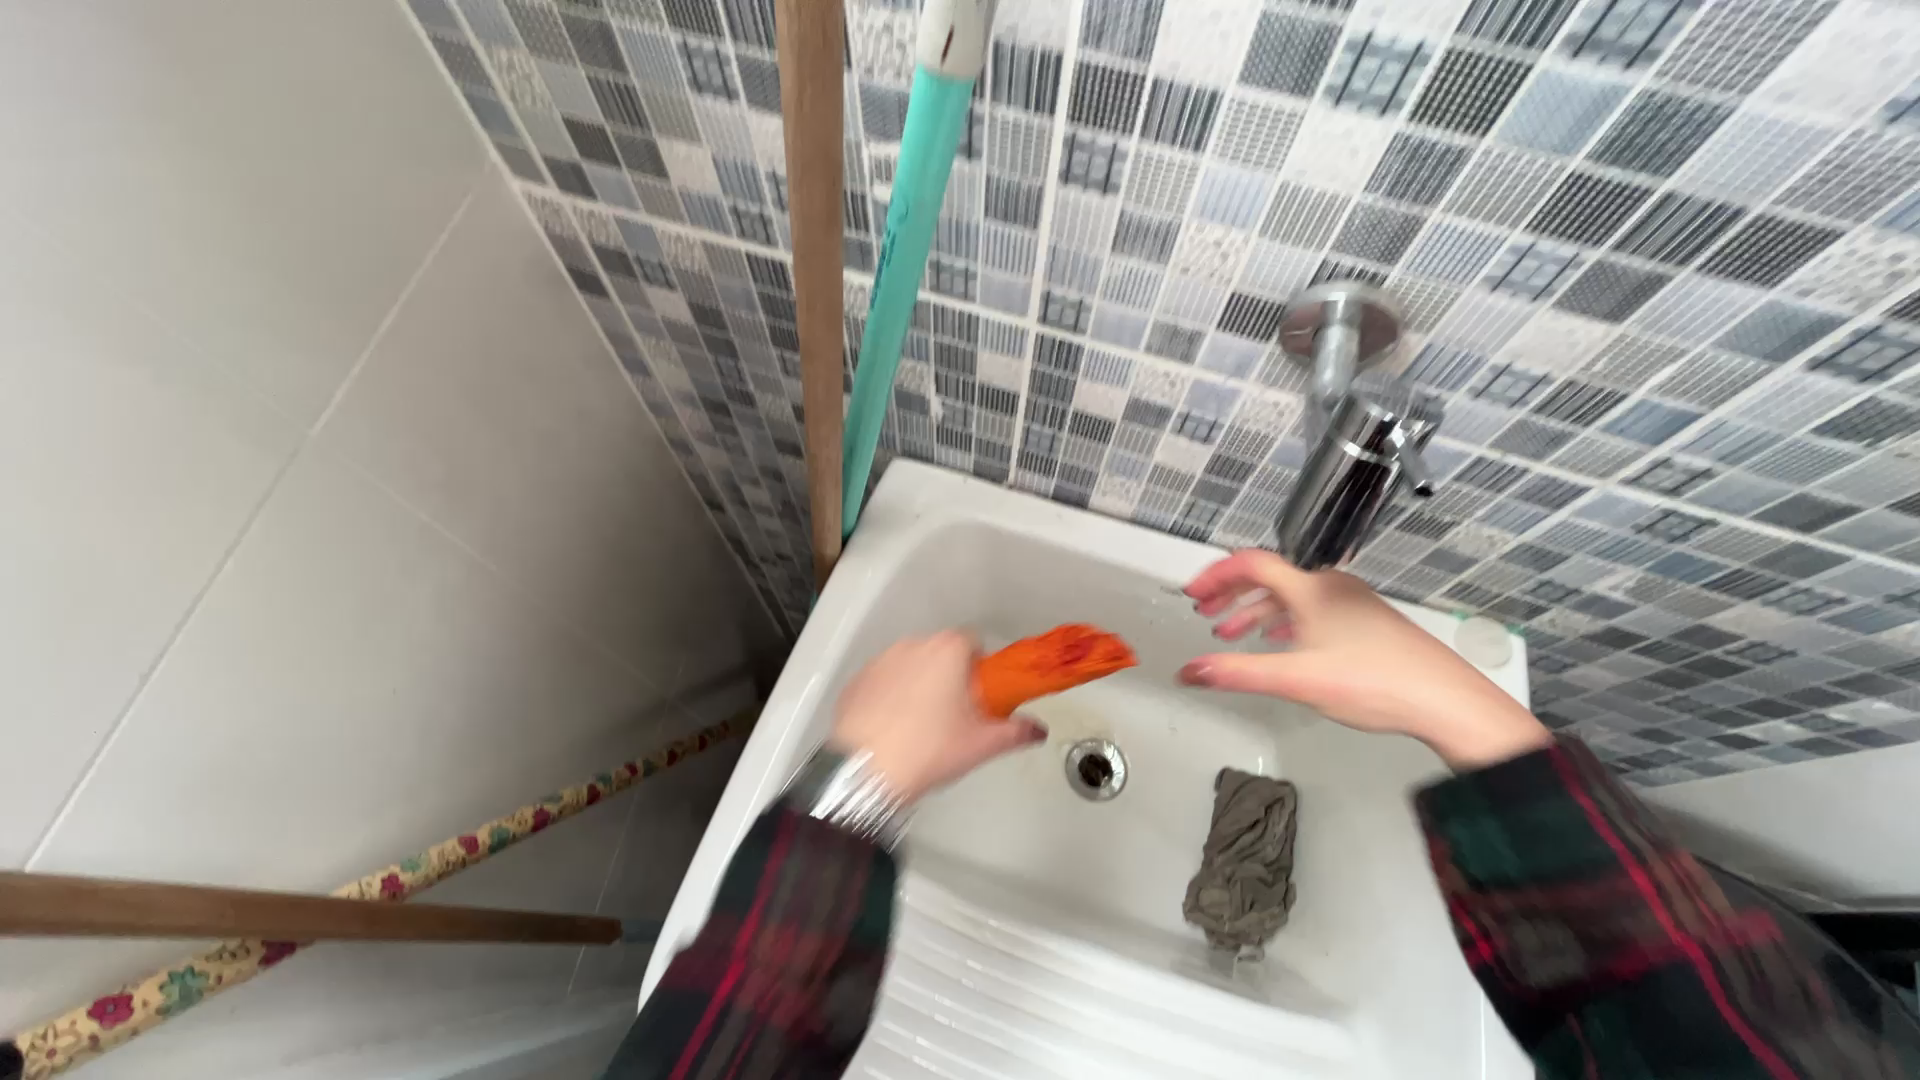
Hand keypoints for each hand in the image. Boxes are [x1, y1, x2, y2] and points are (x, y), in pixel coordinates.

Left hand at [830, 631, 1047, 802]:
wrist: (864, 771)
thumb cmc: (925, 750)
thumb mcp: (981, 744)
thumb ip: (1016, 732)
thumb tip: (1035, 730)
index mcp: (947, 651)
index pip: (974, 644)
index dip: (981, 670)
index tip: (982, 695)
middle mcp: (912, 646)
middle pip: (942, 654)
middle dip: (951, 678)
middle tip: (956, 717)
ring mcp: (881, 661)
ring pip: (911, 667)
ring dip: (920, 686)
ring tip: (923, 727)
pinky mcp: (857, 681)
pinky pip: (884, 683)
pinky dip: (891, 698)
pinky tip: (895, 729)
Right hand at [1179, 551, 1550, 768]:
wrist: (1445, 700)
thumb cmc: (1378, 682)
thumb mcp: (1296, 679)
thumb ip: (1238, 672)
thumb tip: (1191, 671)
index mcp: (1312, 589)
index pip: (1251, 564)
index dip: (1217, 575)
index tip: (1194, 592)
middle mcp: (1331, 587)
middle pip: (1269, 576)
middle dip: (1231, 593)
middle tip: (1205, 610)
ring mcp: (1350, 602)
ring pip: (1290, 595)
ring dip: (1255, 611)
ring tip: (1232, 633)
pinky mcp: (1364, 621)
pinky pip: (1311, 609)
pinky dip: (1283, 621)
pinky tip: (1279, 643)